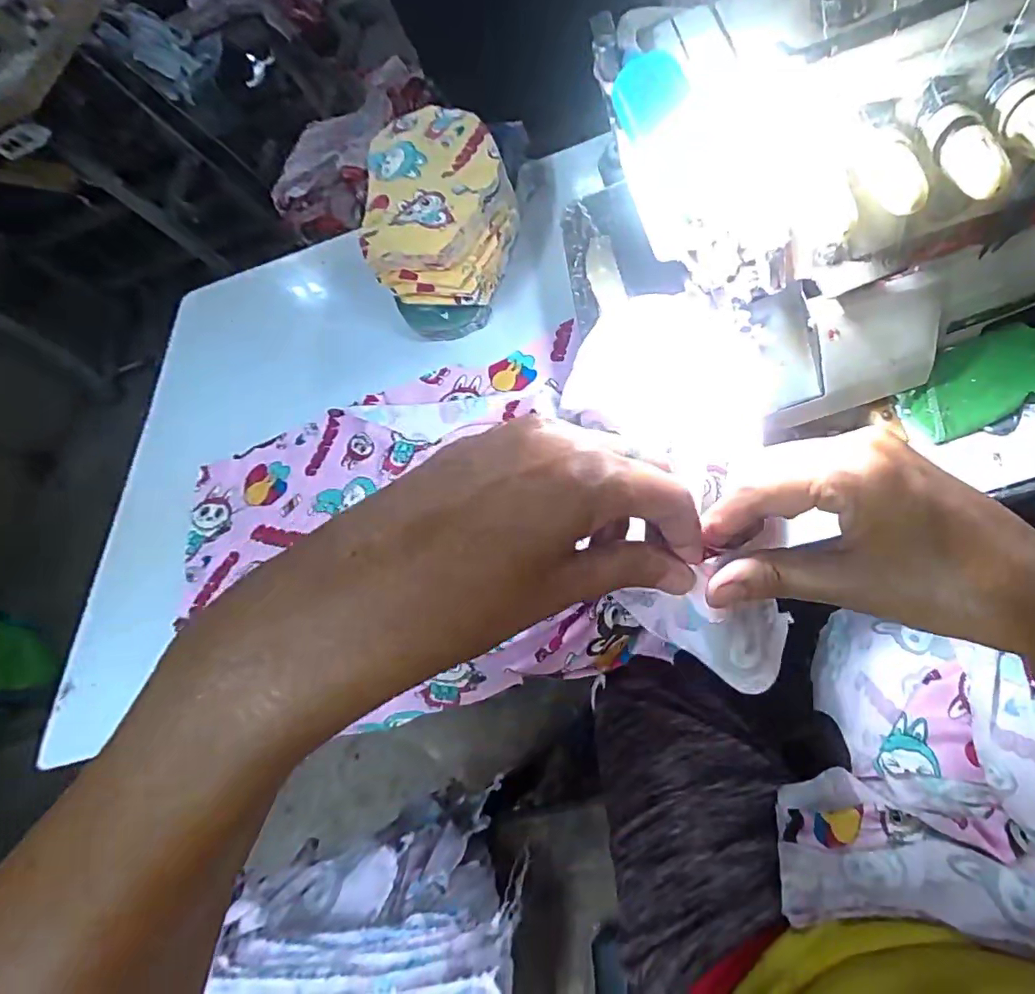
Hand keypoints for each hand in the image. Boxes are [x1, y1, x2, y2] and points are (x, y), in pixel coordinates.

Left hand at [164, 416, 701, 745]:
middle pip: (634, 459)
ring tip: (601, 548)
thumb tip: (681, 573)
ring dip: (613, 492)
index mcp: (588, 470)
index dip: (687, 528)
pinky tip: (555, 524)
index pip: (668, 487)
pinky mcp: (484, 438)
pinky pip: (552, 450)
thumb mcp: (556, 588)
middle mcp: (559, 432)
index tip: (688, 565)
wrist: (347, 598)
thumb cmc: (463, 606)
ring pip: (593, 451)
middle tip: (651, 557)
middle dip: (654, 506)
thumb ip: (627, 567)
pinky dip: (573, 481)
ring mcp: (517, 428)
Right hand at [702, 427, 1034, 652]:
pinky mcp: (886, 457)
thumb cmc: (938, 589)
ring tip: (746, 544)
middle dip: (739, 507)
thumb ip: (775, 575)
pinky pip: (821, 466)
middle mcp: (855, 440)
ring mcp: (874, 444)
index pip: (760, 483)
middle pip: (771, 465)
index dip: (723, 518)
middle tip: (719, 554)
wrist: (1029, 590)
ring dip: (765, 500)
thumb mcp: (849, 582)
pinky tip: (785, 524)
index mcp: (847, 465)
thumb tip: (710, 589)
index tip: (696, 552)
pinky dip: (795, 494)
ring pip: (794, 463)